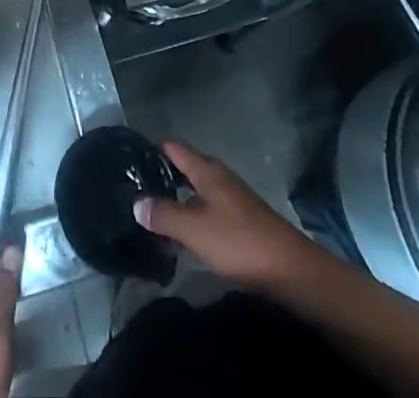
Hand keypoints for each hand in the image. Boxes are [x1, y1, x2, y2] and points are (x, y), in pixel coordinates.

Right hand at [133, 141, 328, 289]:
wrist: (291, 271)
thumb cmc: (239, 242)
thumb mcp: (194, 229)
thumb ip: (164, 215)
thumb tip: (137, 203)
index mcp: (208, 171)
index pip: (173, 147)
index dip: (151, 149)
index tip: (128, 158)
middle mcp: (219, 178)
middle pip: (184, 166)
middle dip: (160, 174)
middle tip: (132, 186)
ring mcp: (231, 198)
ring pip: (195, 189)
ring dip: (174, 196)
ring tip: (148, 209)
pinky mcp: (239, 220)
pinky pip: (205, 207)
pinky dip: (189, 213)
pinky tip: (178, 230)